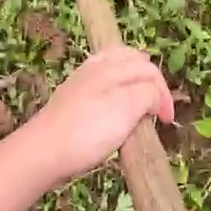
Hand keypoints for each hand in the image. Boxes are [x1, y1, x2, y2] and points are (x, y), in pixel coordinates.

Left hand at [12, 46, 173, 186]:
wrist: (43, 150)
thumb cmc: (88, 131)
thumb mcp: (126, 109)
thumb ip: (146, 94)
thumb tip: (153, 94)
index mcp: (112, 67)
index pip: (149, 69)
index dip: (164, 93)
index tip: (167, 122)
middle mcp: (97, 66)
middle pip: (133, 60)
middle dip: (150, 79)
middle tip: (157, 106)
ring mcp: (82, 79)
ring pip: (116, 66)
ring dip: (134, 78)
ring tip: (142, 99)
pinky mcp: (72, 94)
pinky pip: (102, 79)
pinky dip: (116, 85)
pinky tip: (115, 103)